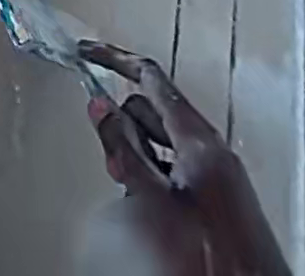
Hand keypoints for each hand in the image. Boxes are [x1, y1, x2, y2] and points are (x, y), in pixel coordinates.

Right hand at [77, 41, 289, 275]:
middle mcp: (211, 151)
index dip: (115, 59)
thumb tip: (100, 106)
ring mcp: (216, 174)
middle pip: (150, 111)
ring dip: (134, 153)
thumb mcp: (151, 193)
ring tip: (131, 186)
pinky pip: (171, 163)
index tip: (88, 51)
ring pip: (158, 139)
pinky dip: (150, 170)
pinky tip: (147, 199)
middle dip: (122, 124)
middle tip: (112, 155)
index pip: (150, 78)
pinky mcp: (215, 196)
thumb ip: (122, 145)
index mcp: (199, 141)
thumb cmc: (210, 254)